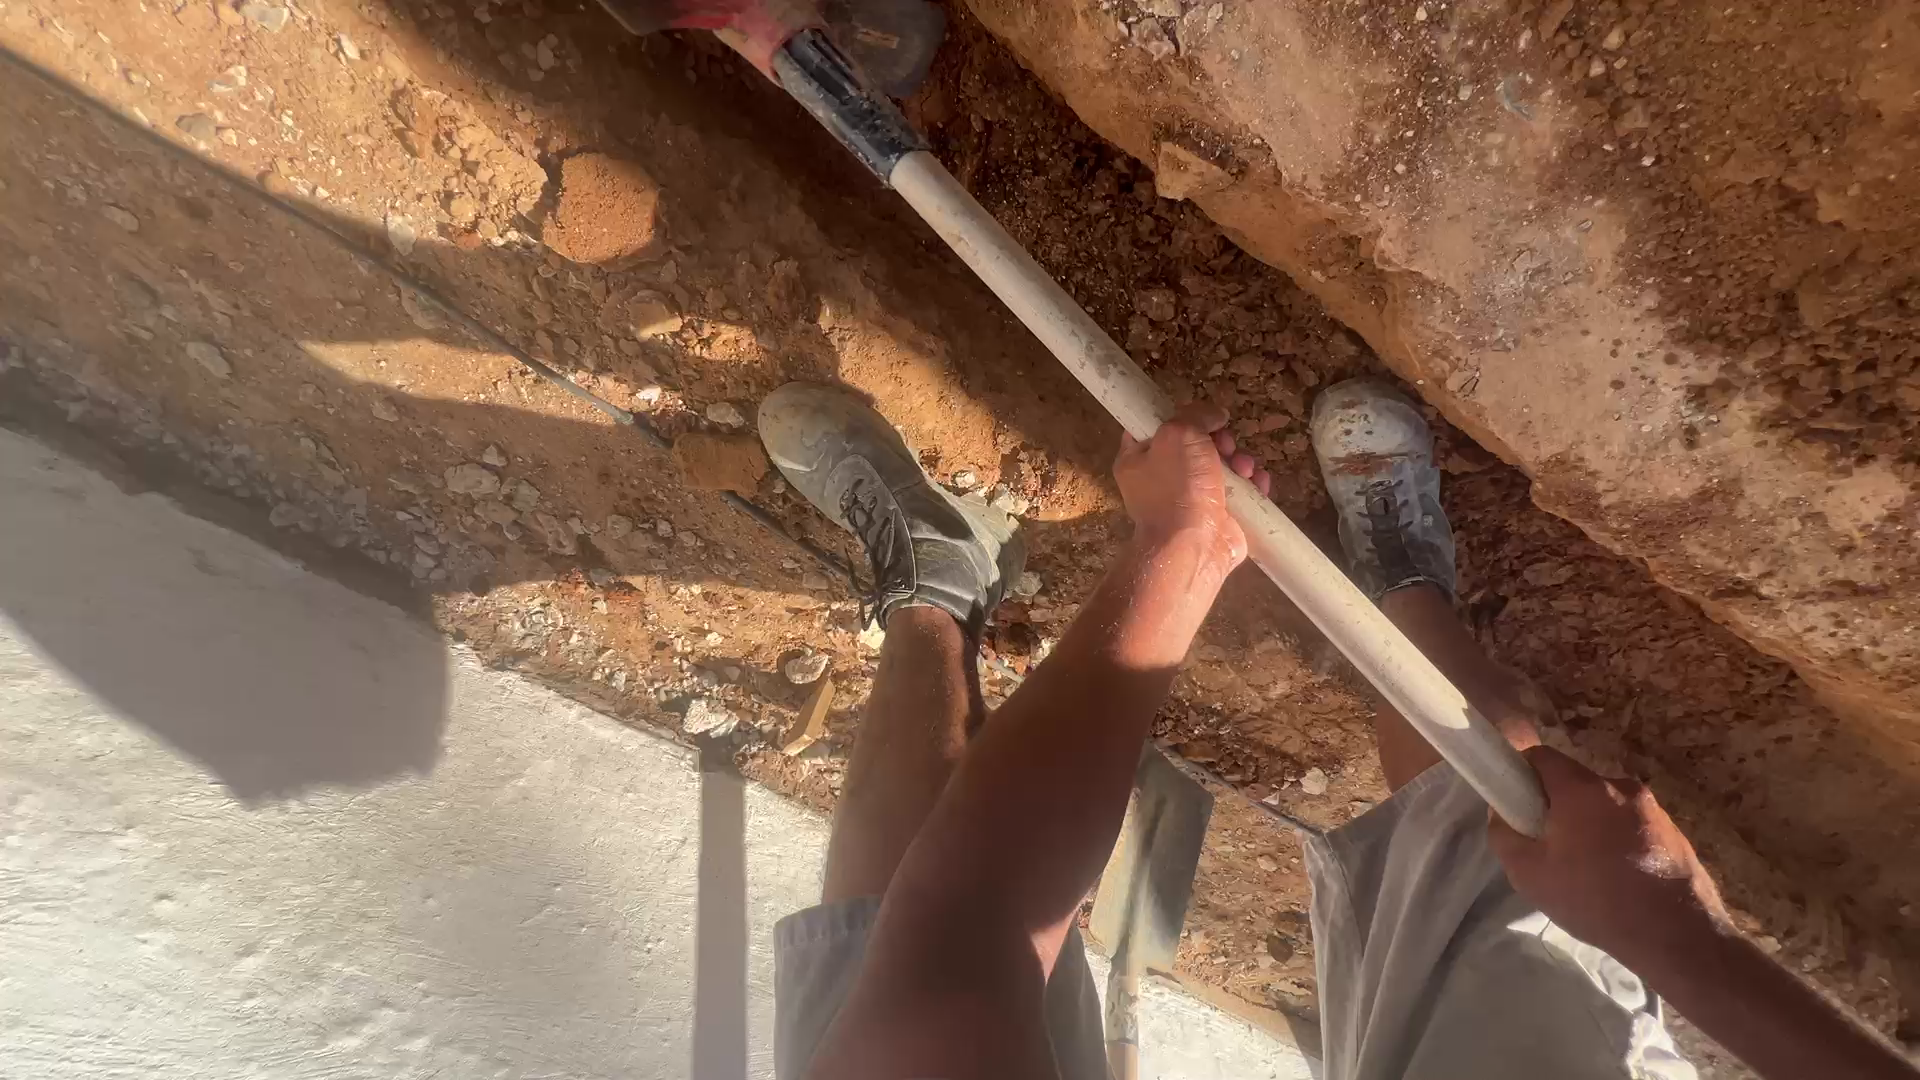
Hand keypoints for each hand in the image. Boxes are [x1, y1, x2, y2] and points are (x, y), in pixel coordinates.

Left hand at [1113, 403, 1269, 568]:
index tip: (1200, 417)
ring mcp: (1190, 498)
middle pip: (1196, 444)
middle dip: (1219, 440)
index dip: (1180, 417)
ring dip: (1240, 461)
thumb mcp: (1178, 434)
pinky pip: (1239, 491)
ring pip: (1221, 466)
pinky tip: (1258, 483)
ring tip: (1245, 469)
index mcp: (1137, 459)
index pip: (1153, 427)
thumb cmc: (1177, 487)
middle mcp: (1161, 478)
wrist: (1192, 545)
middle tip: (1226, 446)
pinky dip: (1252, 484)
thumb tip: (1215, 414)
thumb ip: (1194, 414)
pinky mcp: (1218, 514)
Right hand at [1488, 747, 1730, 965]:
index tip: (1515, 800)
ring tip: (1586, 865)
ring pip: (1604, 805)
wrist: (1685, 945)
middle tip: (1547, 840)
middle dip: (1555, 803)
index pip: (1540, 756)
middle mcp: (1622, 789)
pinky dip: (1618, 840)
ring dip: (1589, 823)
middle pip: (1573, 781)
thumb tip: (1503, 814)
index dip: (1520, 772)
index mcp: (1583, 790)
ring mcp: (1656, 812)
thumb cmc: (1596, 901)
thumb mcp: (1526, 872)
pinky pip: (1632, 825)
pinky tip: (1618, 877)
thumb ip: (1502, 833)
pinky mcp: (1678, 836)